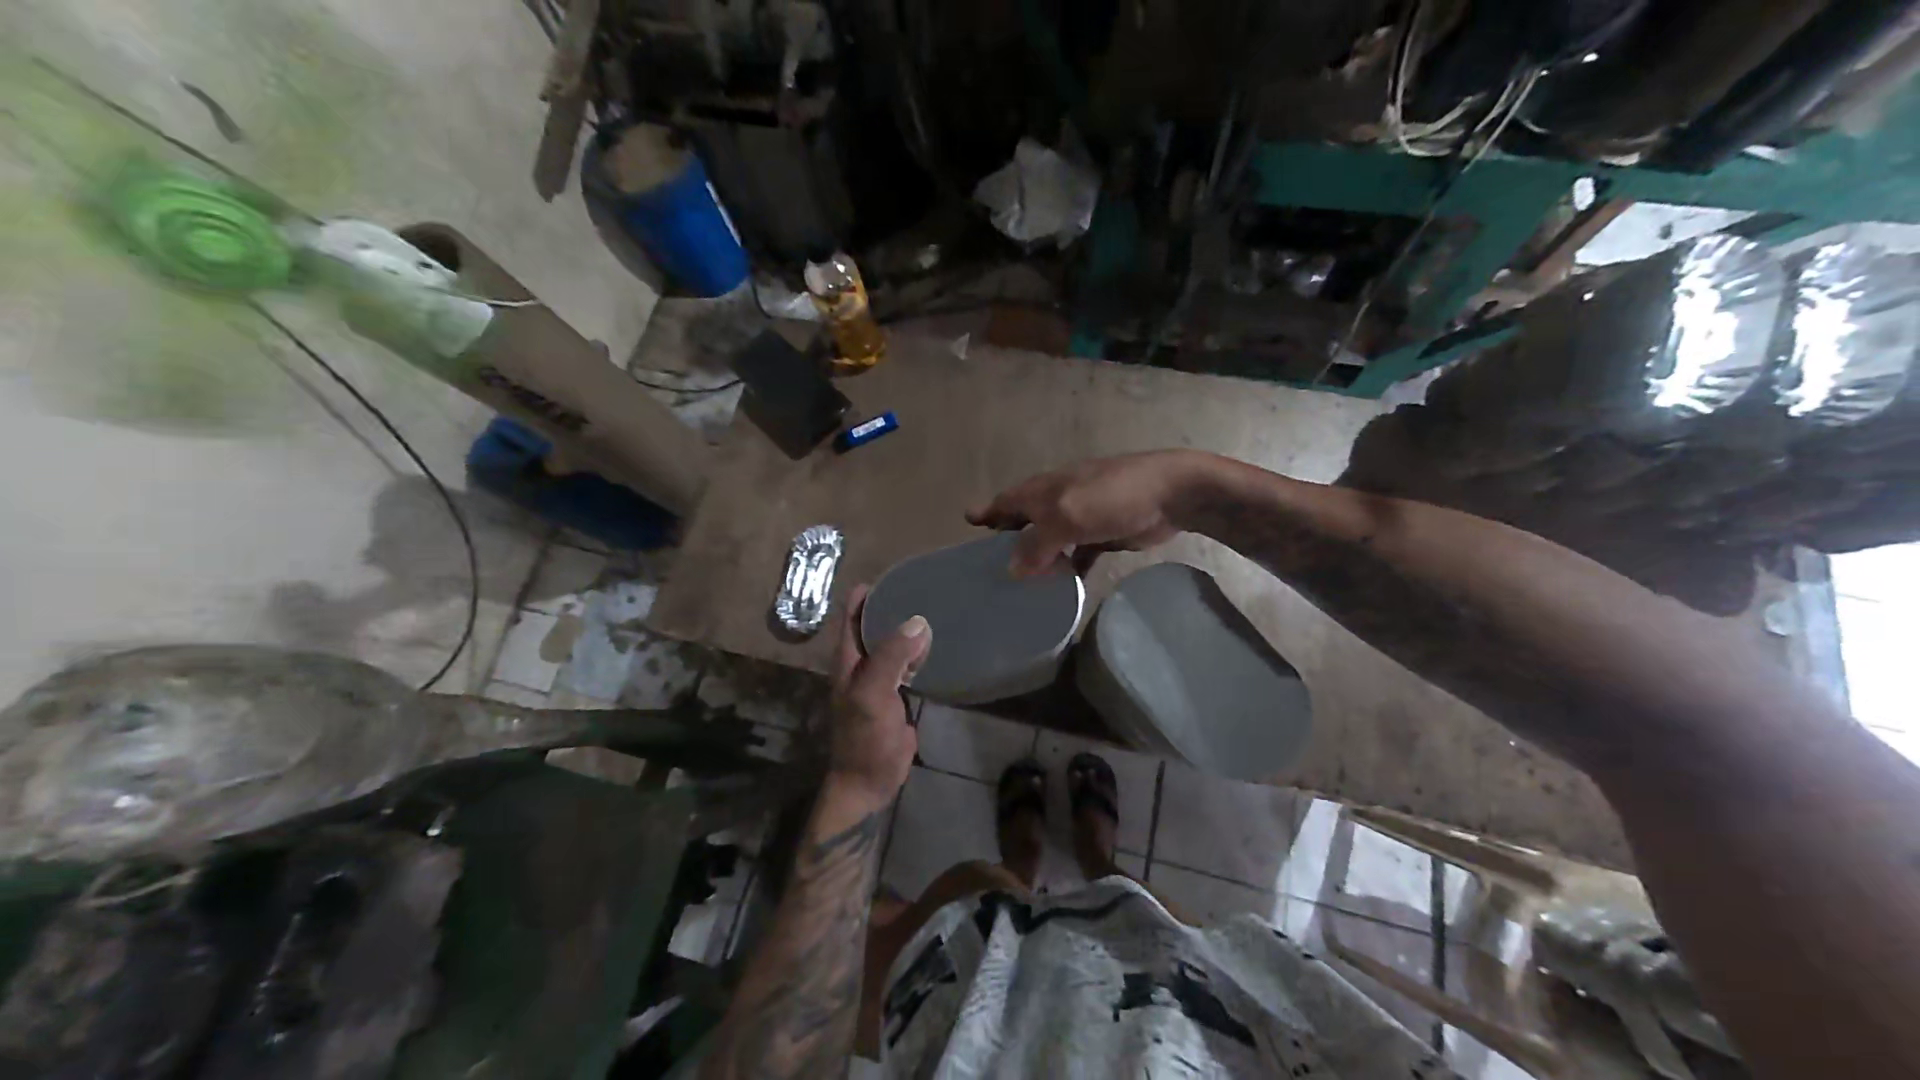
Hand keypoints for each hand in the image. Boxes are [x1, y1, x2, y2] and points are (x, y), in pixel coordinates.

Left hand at [827, 585, 931, 808]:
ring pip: (894, 644)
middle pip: (875, 625)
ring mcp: (880, 679)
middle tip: (926, 587)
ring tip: (937, 608)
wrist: (869, 779)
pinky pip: (908, 665)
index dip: (868, 593)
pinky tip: (939, 645)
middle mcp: (862, 663)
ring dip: (909, 629)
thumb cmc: (863, 735)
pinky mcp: (897, 695)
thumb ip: (892, 656)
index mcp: (848, 658)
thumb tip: (918, 621)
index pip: (853, 614)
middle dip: (894, 606)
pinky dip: (920, 653)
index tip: (895, 575)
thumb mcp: (873, 692)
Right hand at [966, 450, 1215, 576]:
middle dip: (1007, 537)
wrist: (1172, 494)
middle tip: (989, 562)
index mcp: (1045, 490)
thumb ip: (1037, 543)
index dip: (987, 511)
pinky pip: (1078, 553)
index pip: (1007, 501)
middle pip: (1025, 520)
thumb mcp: (1066, 517)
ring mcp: (1083, 516)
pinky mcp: (1105, 533)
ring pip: (1051, 539)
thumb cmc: (1113, 497)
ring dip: (1038, 557)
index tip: (968, 523)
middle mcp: (1059, 500)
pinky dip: (1069, 567)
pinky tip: (1066, 586)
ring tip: (1022, 582)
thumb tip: (1012, 569)